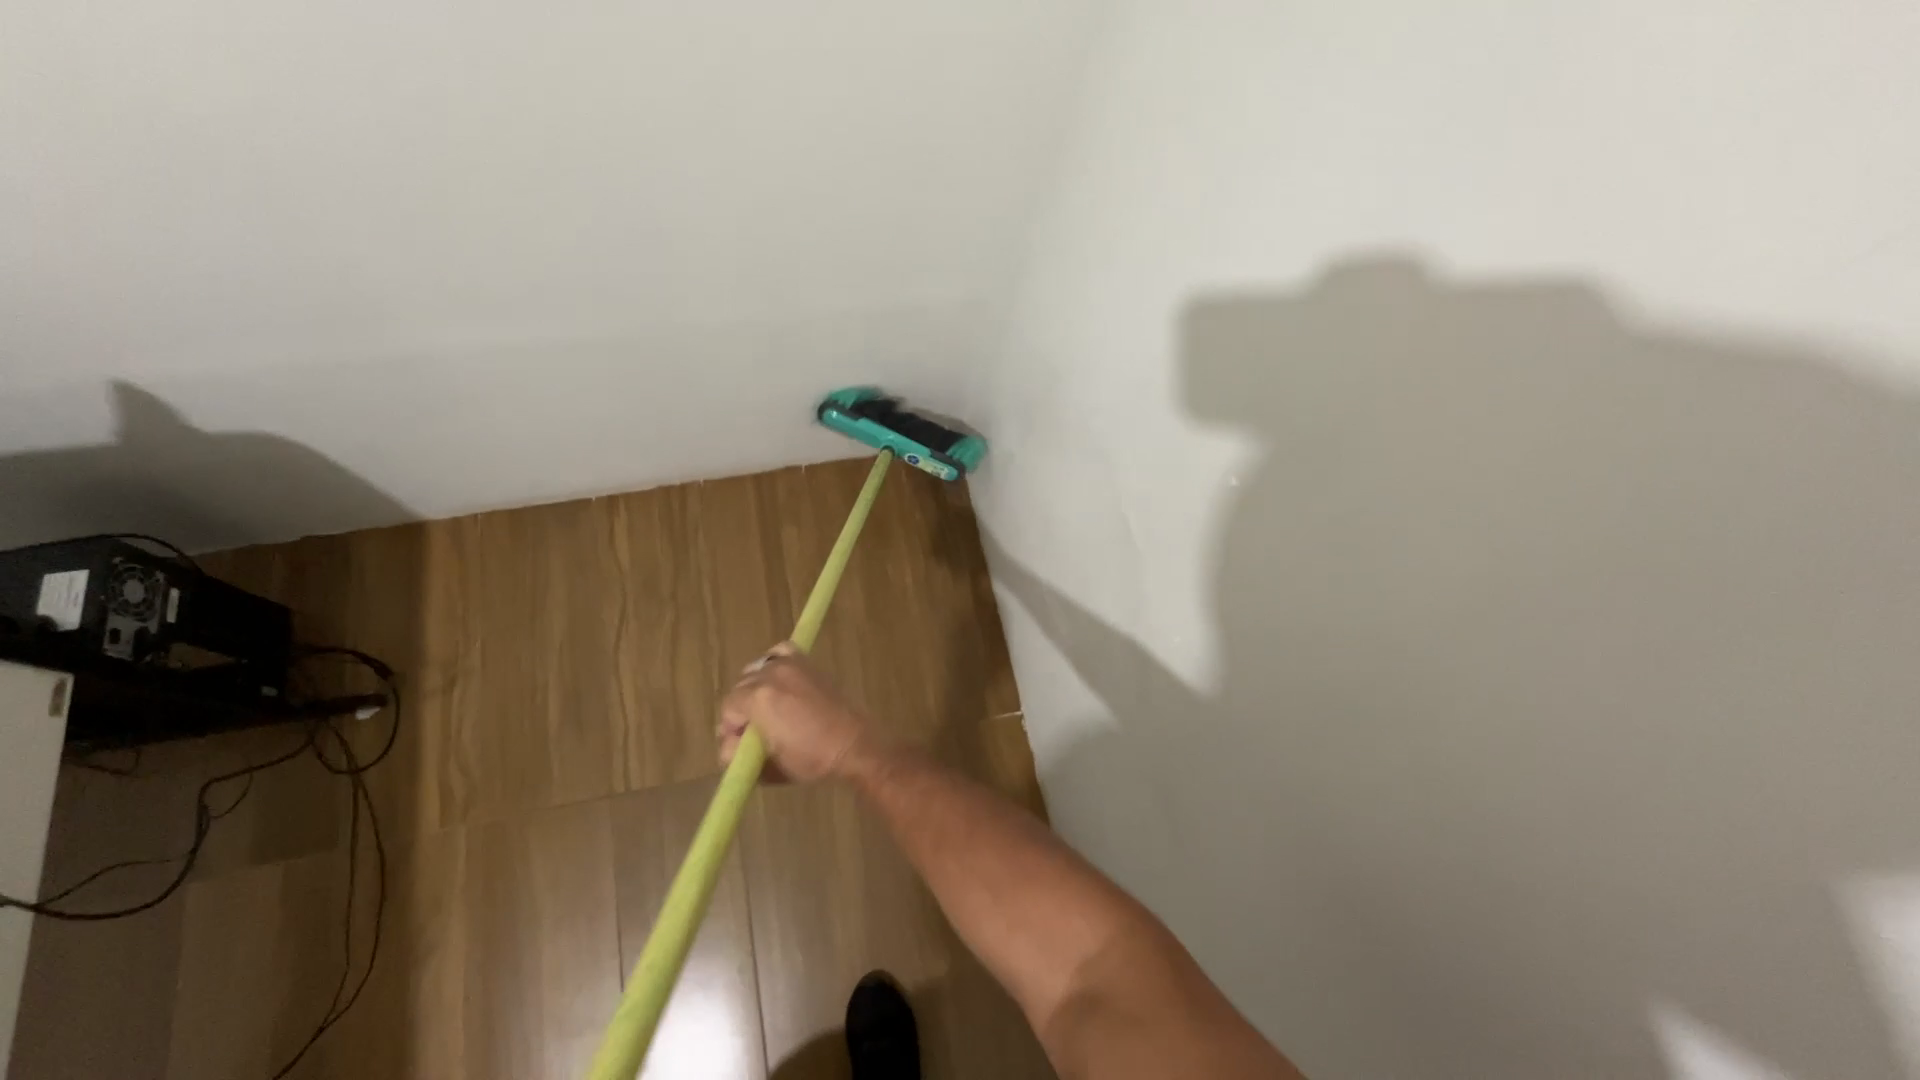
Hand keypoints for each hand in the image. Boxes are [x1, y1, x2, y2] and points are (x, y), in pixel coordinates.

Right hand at [717, 642, 878, 782]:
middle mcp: (770, 674)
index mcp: (758, 699)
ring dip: (756, 689)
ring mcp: (790, 665)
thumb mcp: (768, 767)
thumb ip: (738, 756)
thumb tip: (728, 746)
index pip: (727, 708)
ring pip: (756, 671)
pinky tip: (779, 681)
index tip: (743, 744)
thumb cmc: (812, 759)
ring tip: (771, 709)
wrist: (854, 745)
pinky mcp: (807, 663)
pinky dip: (774, 663)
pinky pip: (779, 652)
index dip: (731, 728)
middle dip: (743, 710)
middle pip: (741, 688)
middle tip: (757, 732)